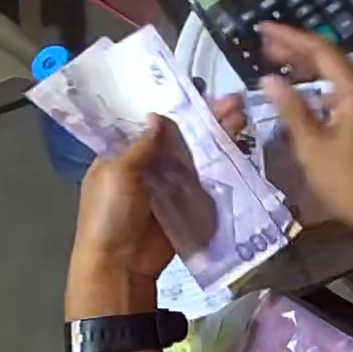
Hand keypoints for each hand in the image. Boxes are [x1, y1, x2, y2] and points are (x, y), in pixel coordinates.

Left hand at [66, 96, 243, 316]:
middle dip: (205, 116)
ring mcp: (170, 182)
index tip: (198, 86)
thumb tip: (158, 114)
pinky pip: (205, 177)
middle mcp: (148, 162)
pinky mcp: (188, 201)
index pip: (150, 120)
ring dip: (218, 133)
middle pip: (180, 134)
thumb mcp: (118, 173)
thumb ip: (142, 144)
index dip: (174, 103)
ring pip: (196, 152)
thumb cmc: (110, 215)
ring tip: (242, 114)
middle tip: (233, 98)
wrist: (121, 265)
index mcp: (123, 151)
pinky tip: (239, 144)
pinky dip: (221, 162)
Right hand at [257, 23, 352, 238]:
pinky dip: (315, 85)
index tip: (262, 28)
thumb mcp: (311, 144)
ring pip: (333, 74)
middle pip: (328, 57)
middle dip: (295, 48)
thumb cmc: (345, 179)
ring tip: (274, 61)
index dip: (289, 37)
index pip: (320, 50)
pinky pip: (337, 90)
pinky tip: (297, 89)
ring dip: (305, 65)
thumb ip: (291, 108)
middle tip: (263, 44)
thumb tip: (268, 79)